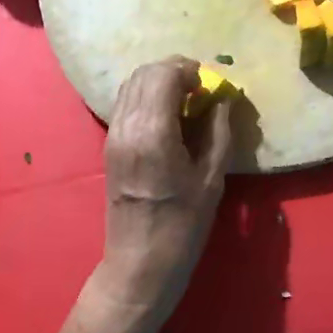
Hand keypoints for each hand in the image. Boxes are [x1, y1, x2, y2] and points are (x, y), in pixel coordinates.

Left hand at [88, 58, 233, 331]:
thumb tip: (222, 97)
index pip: (164, 75)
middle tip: (200, 87)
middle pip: (145, 73)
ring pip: (131, 83)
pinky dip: (146, 95)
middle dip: (174, 70)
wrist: (140, 262)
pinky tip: (167, 113)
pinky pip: (125, 102)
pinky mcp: (109, 143)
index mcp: (153, 133)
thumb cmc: (183, 226)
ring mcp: (113, 134)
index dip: (189, 70)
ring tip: (184, 98)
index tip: (209, 84)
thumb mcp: (211, 178)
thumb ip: (218, 130)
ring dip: (158, 80)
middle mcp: (127, 126)